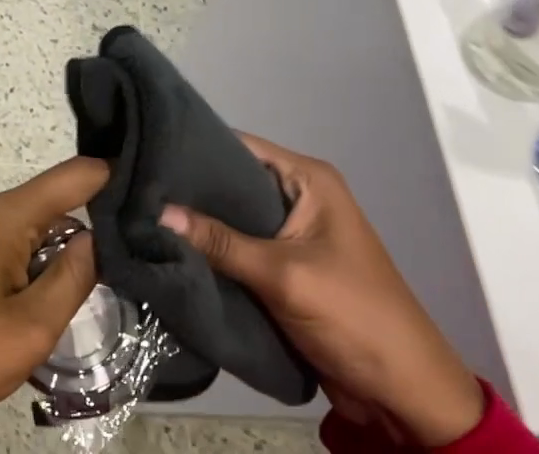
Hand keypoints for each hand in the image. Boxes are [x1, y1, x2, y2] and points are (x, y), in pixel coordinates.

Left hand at [0, 157, 107, 453]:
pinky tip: (14, 307)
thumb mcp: (31, 328)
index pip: (72, 178)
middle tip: (98, 291)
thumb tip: (101, 235)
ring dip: (44, 262)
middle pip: (49, 208)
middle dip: (75, 244)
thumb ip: (74, 275)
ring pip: (25, 228)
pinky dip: (18, 264)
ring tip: (44, 313)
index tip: (152, 196)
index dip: (113, 180)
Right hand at [159, 133, 483, 447]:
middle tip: (133, 190)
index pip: (239, 146)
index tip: (143, 152)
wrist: (404, 393)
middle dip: (187, 189)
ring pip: (230, 217)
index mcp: (308, 179)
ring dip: (195, 224)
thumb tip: (156, 210)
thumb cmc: (355, 317)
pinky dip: (209, 251)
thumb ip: (220, 242)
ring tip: (138, 216)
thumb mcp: (284, 276)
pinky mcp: (283, 266)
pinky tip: (167, 249)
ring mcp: (291, 233)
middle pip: (230, 181)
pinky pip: (237, 248)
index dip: (192, 147)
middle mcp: (298, 196)